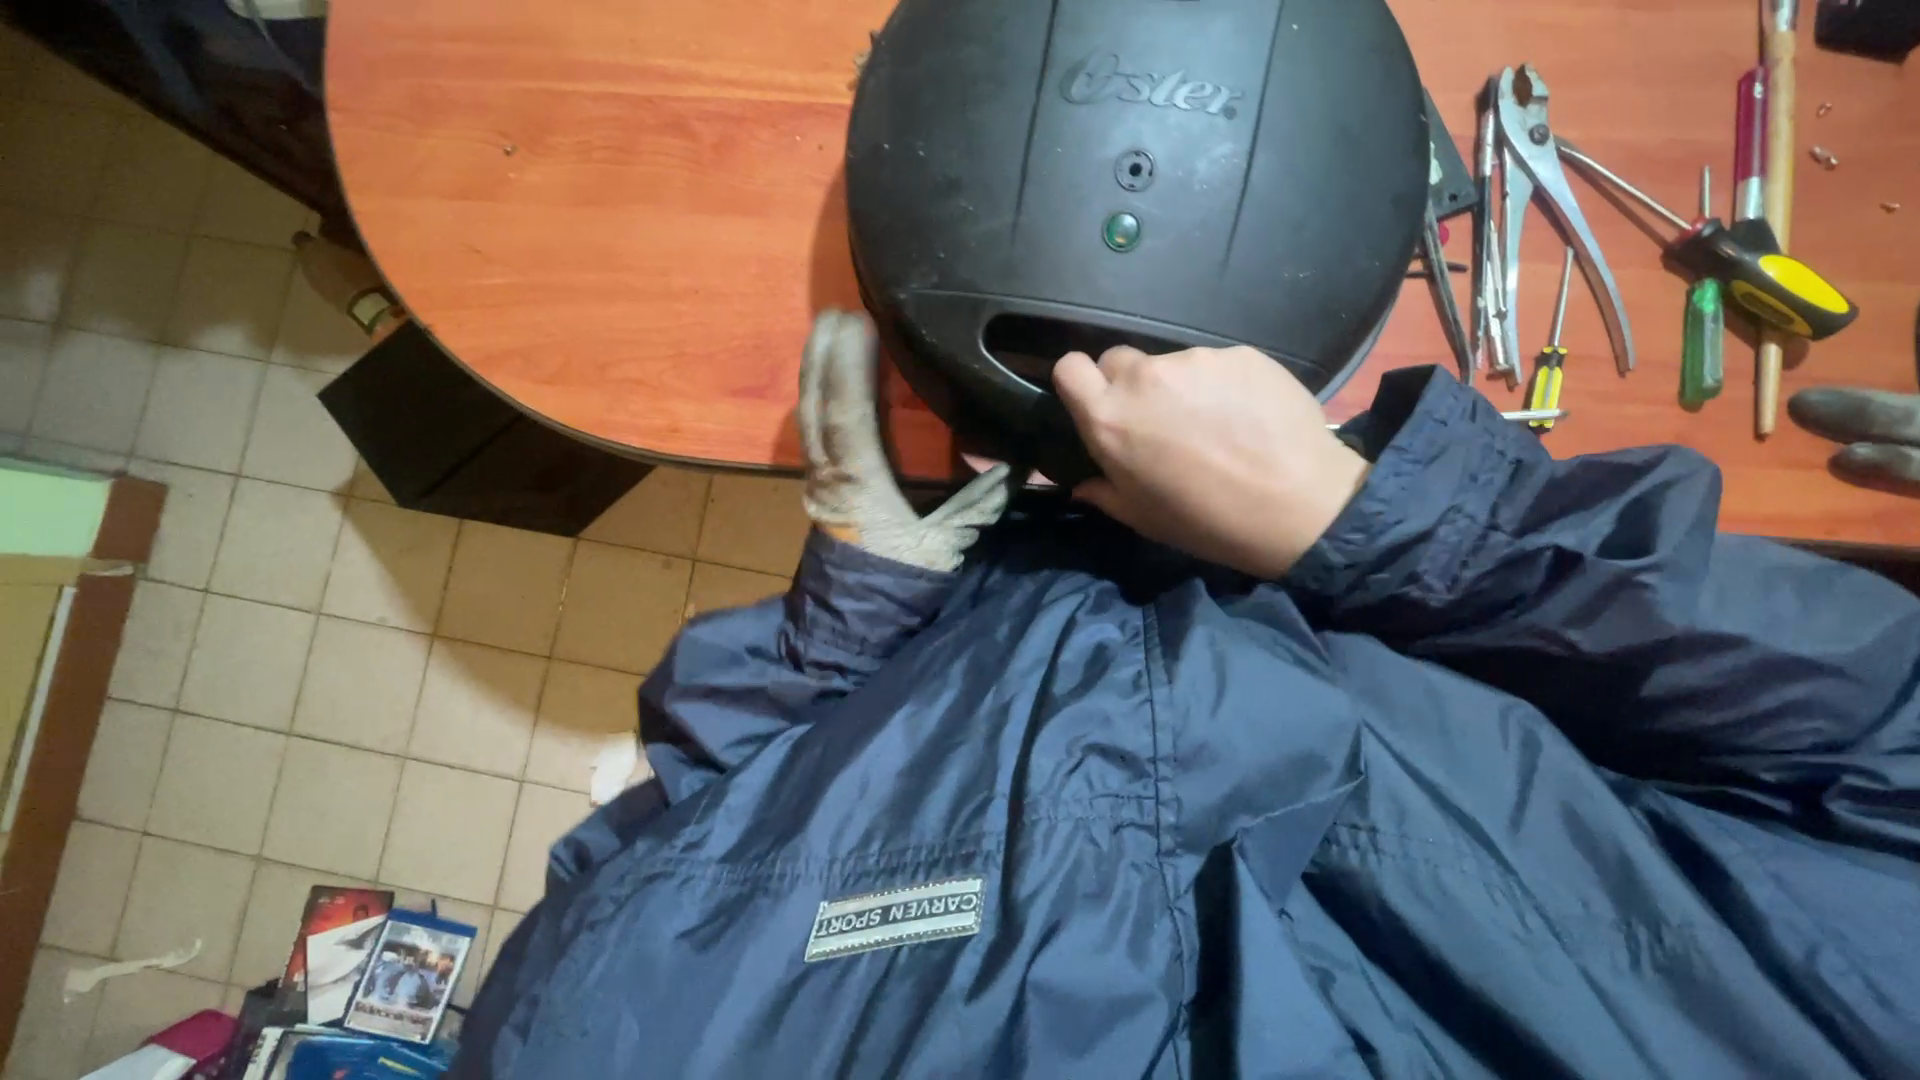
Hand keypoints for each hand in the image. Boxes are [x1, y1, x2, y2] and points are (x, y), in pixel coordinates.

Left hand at [800, 310, 1010, 571]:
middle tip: (835, 312)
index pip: (848, 414)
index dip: (849, 367)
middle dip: (823, 355)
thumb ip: (976, 504)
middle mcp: (829, 473)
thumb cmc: (900, 576)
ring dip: (815, 371)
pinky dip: (817, 395)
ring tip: (826, 332)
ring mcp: (818, 478)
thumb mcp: (944, 543)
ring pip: (809, 414)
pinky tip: (825, 379)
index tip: (855, 324)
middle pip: (817, 404)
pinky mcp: (818, 484)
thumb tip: (1012, 467)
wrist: (859, 615)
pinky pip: (812, 429)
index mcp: (858, 483)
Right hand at [1053, 345, 1368, 577]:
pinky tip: (1245, 416)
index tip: (1096, 401)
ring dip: (1180, 388)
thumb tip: (1082, 484)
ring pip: (1171, 364)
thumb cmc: (1206, 521)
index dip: (1080, 382)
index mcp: (1109, 418)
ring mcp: (1194, 361)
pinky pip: (1216, 364)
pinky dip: (1222, 384)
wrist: (1298, 506)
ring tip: (1213, 424)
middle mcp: (1144, 378)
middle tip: (1157, 420)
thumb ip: (1103, 492)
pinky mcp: (1239, 354)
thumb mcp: (1143, 518)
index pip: (1069, 367)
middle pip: (1118, 360)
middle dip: (1129, 385)